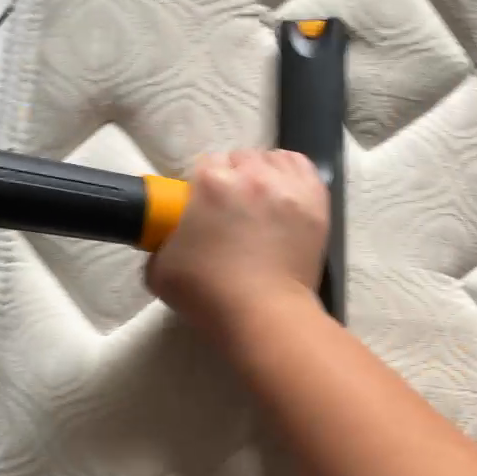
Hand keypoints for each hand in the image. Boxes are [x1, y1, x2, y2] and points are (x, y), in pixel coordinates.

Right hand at [147, 149, 328, 337]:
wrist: (264, 315)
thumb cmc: (210, 296)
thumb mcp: (160, 270)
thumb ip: (161, 243)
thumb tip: (167, 238)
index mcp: (211, 182)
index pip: (205, 164)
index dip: (203, 187)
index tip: (205, 209)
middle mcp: (252, 175)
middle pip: (239, 160)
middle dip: (233, 181)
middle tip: (231, 214)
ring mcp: (288, 186)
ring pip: (272, 160)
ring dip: (263, 176)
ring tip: (260, 205)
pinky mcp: (315, 201)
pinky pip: (302, 168)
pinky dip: (291, 176)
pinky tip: (284, 195)